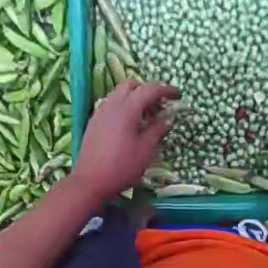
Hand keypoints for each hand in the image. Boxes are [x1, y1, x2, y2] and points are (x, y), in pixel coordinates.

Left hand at [70, 80, 178, 201]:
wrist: (89, 181)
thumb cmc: (122, 167)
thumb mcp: (146, 150)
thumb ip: (158, 129)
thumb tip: (168, 117)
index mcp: (127, 108)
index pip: (150, 89)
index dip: (166, 90)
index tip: (178, 95)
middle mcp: (112, 105)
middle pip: (131, 85)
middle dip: (147, 90)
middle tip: (158, 107)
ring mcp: (100, 112)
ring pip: (119, 94)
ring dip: (134, 98)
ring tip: (144, 117)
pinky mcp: (93, 122)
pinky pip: (110, 105)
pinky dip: (122, 107)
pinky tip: (128, 125)